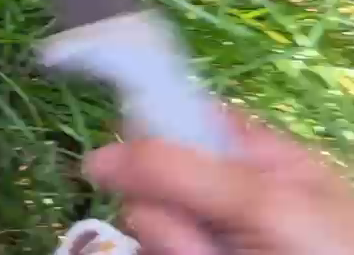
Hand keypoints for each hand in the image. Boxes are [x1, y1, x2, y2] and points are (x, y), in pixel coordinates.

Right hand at [84, 114, 353, 254]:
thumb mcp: (263, 201)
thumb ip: (176, 167)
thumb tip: (89, 159)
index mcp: (249, 151)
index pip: (165, 113)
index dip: (139, 126)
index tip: (128, 149)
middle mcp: (226, 188)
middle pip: (147, 174)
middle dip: (163, 206)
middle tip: (200, 233)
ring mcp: (219, 232)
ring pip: (150, 221)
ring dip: (173, 242)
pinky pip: (160, 249)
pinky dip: (173, 254)